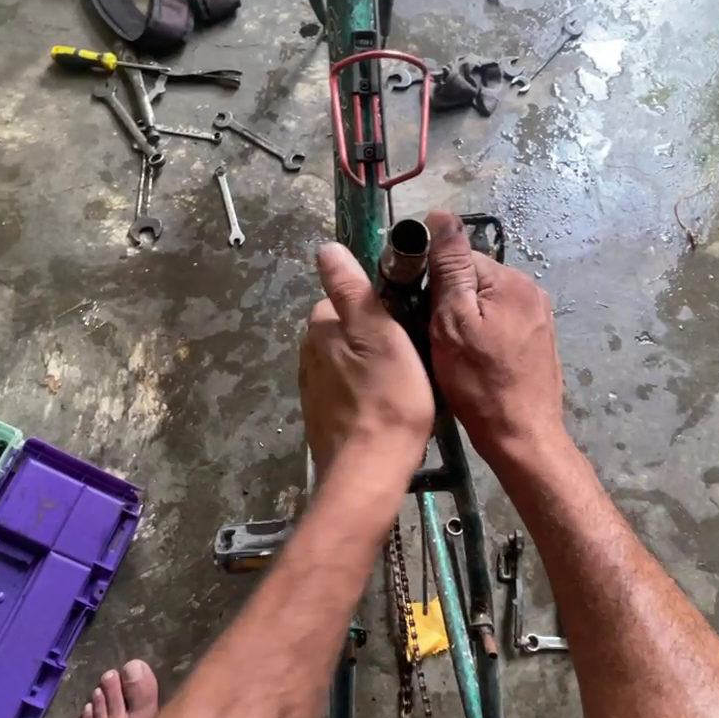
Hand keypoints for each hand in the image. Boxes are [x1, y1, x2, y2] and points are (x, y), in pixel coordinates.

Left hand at [298, 243, 433, 477]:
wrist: (369, 469)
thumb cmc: (387, 397)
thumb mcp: (380, 333)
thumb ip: (351, 289)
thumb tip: (325, 248)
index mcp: (322, 327)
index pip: (347, 297)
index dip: (378, 306)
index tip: (405, 321)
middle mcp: (309, 353)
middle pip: (346, 328)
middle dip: (372, 334)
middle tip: (409, 352)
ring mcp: (313, 386)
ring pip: (346, 358)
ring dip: (367, 363)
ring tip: (401, 380)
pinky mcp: (321, 414)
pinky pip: (345, 388)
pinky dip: (361, 390)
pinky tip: (384, 403)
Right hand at [425, 211, 567, 465]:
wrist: (522, 435)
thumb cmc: (480, 383)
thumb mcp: (452, 322)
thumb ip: (449, 268)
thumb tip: (441, 217)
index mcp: (509, 281)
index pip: (458, 258)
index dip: (431, 278)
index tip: (415, 306)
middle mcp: (530, 290)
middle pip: (473, 279)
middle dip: (448, 298)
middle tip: (430, 332)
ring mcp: (538, 316)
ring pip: (484, 301)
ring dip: (464, 317)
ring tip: (449, 348)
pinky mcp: (538, 339)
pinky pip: (499, 321)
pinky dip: (481, 332)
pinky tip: (472, 357)